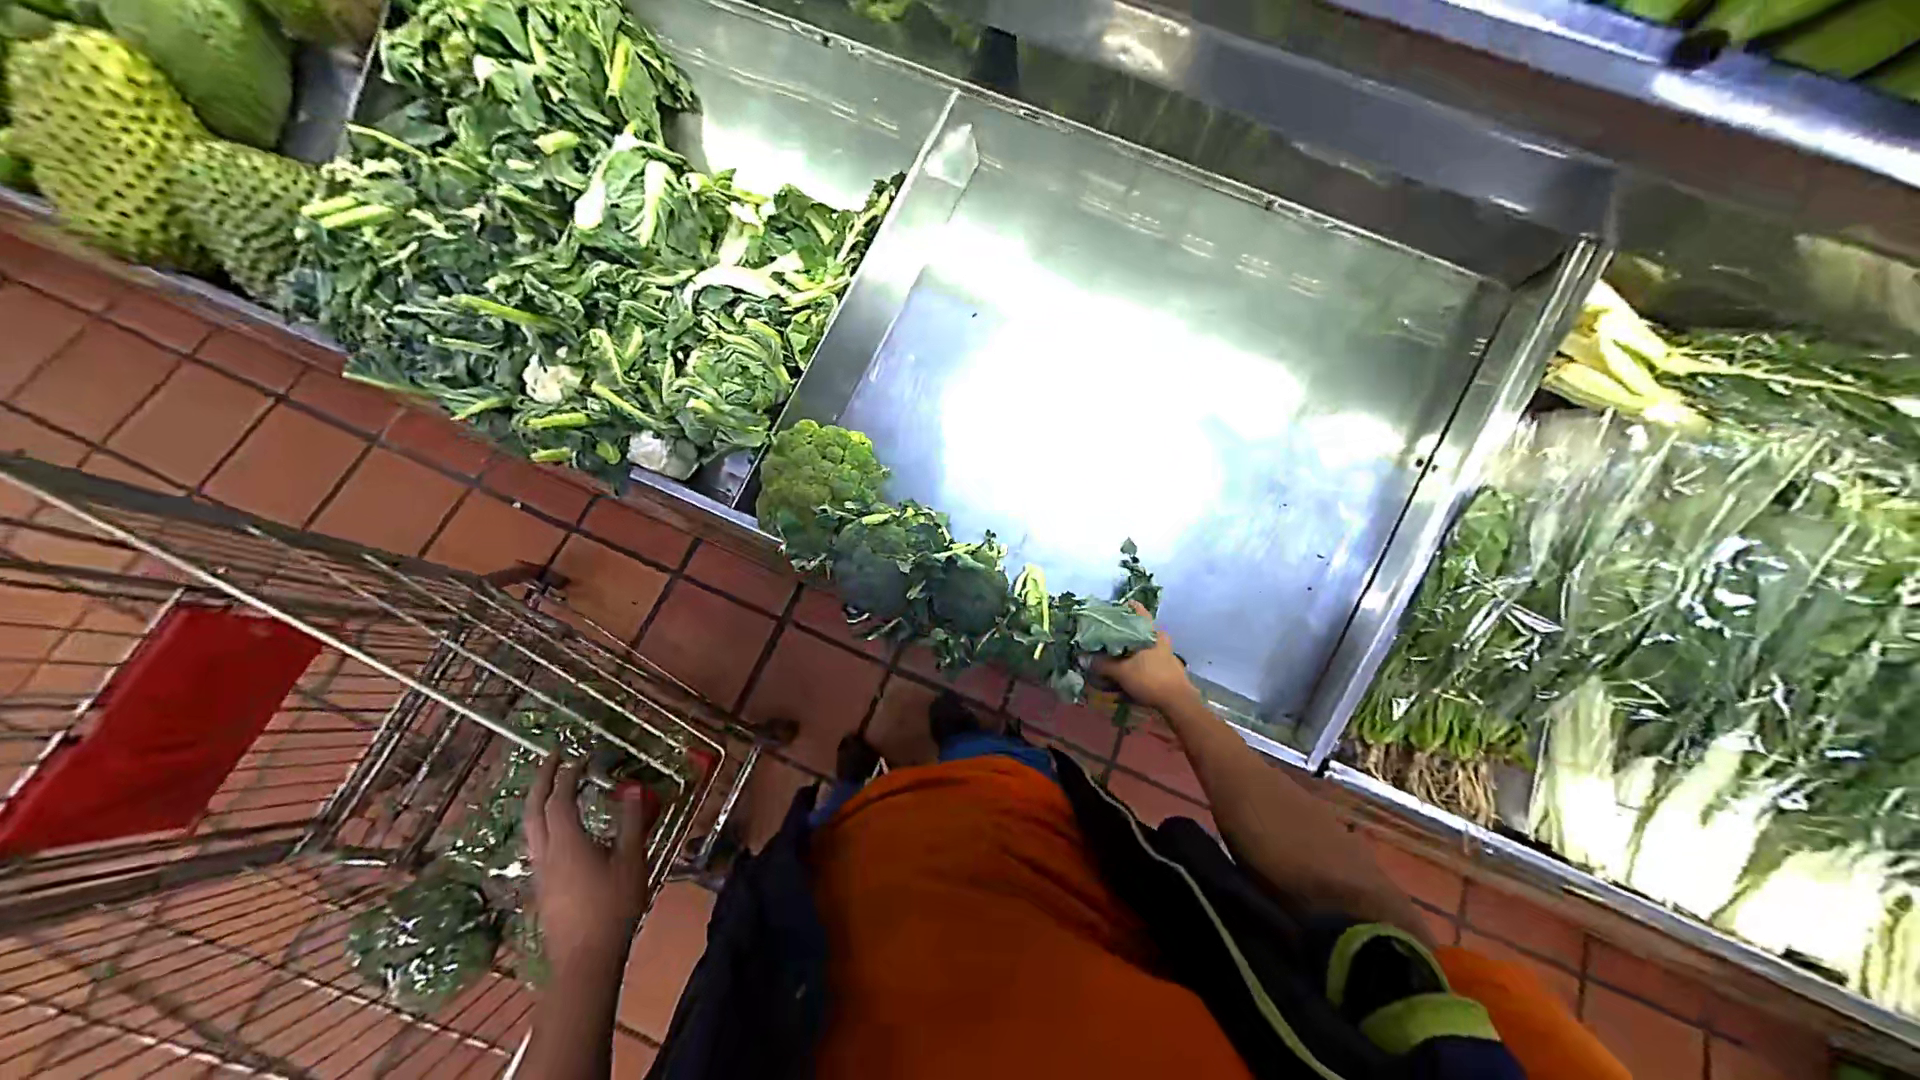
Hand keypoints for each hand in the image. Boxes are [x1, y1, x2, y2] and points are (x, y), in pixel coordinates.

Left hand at [523, 754, 658, 972]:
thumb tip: (631, 790)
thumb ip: (632, 822)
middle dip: (541, 780)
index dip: (569, 774)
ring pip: (531, 828)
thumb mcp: (631, 860)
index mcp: (567, 842)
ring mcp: (540, 872)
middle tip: (553, 757)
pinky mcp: (542, 886)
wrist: (585, 958)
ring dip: (538, 800)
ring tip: (553, 786)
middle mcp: (546, 852)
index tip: (581, 756)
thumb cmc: (613, 905)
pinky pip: (537, 842)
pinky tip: (561, 827)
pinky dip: (544, 821)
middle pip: (534, 809)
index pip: (560, 799)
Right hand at [1093, 602, 1201, 712]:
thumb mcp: (1121, 672)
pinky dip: (1134, 665)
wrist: (1177, 703)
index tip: (1112, 609)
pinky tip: (1124, 674)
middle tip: (1107, 637)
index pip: (1138, 611)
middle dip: (1123, 635)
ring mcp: (1166, 654)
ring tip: (1111, 659)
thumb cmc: (1150, 679)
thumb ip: (1102, 664)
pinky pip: (1146, 661)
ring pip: (1142, 647)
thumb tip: (1083, 658)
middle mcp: (1160, 640)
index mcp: (1152, 633)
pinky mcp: (1167, 668)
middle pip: (1138, 631)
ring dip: (1128, 653)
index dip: (1125, 607)